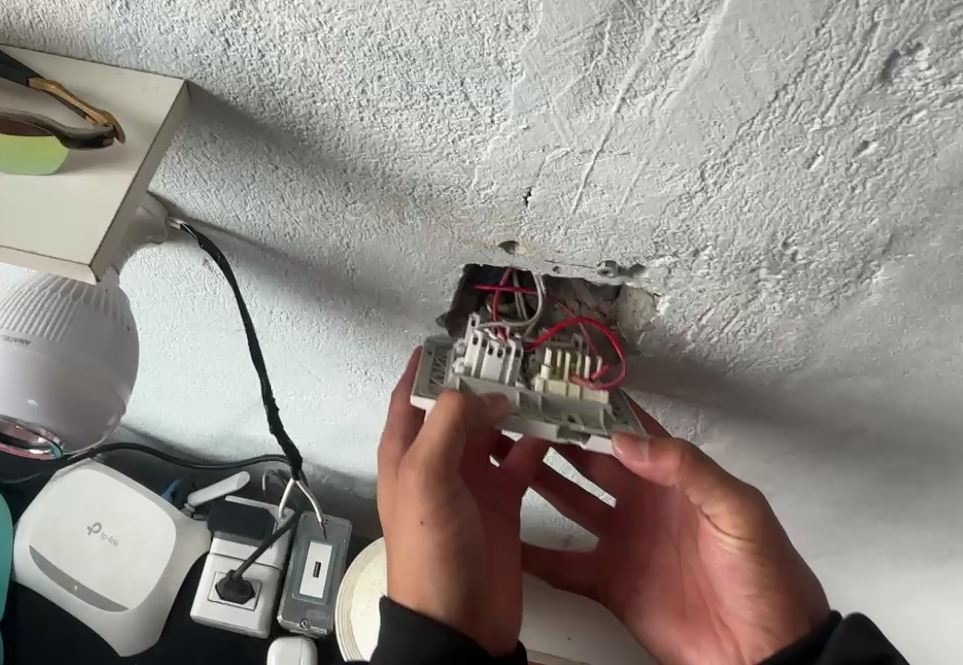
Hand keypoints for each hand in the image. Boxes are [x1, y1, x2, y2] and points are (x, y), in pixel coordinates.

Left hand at [376, 351, 549, 654]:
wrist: (460, 626)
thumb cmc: (429, 554)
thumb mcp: (427, 477)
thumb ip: (450, 423)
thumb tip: (481, 391)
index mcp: (406, 450)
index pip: (412, 392)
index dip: (429, 363)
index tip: (453, 336)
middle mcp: (437, 460)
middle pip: (459, 405)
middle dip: (482, 378)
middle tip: (511, 352)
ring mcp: (471, 480)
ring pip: (493, 427)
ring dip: (513, 405)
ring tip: (537, 380)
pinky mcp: (502, 501)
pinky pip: (521, 459)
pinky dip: (537, 440)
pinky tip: (556, 425)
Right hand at [523, 406, 828, 664]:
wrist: (768, 657)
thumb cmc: (768, 576)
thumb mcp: (738, 510)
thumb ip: (688, 468)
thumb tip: (627, 439)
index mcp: (673, 478)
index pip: (629, 429)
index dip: (598, 406)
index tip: (562, 383)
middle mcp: (642, 501)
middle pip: (590, 458)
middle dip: (557, 435)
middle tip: (521, 414)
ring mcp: (624, 541)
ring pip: (570, 500)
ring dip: (538, 479)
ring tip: (502, 455)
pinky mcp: (611, 583)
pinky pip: (564, 565)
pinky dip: (535, 554)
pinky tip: (508, 538)